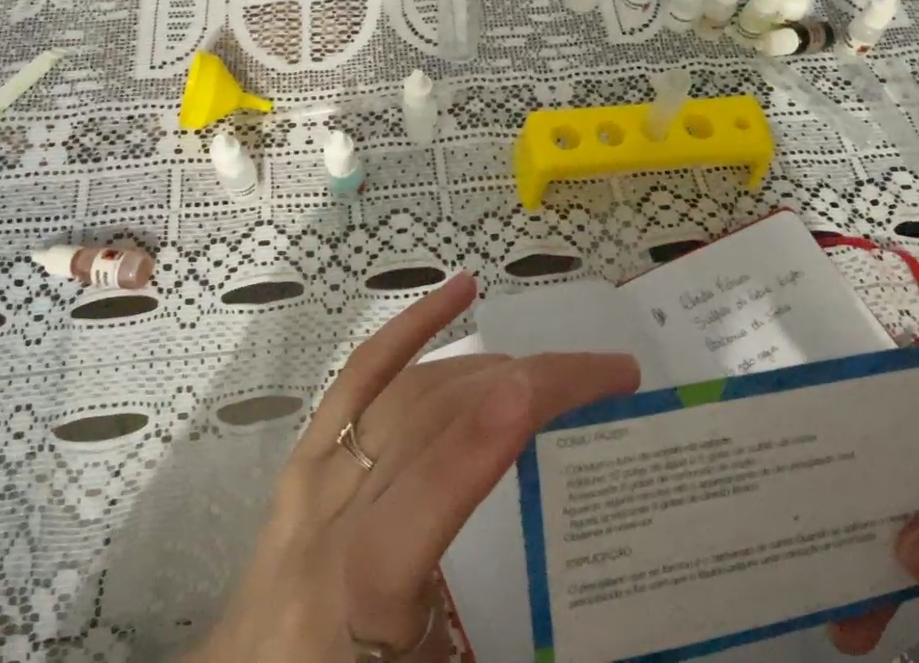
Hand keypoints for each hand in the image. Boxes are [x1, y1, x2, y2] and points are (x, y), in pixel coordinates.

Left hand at [189, 271, 639, 661]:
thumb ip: (504, 629)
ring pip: (413, 388)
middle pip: (436, 415)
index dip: (496, 428)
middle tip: (609, 373)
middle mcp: (337, 509)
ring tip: (559, 366)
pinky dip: (414, 327)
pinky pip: (362, 374)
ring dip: (494, 364)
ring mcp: (318, 467)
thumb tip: (591, 597)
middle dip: (530, 378)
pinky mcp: (309, 449)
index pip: (436, 483)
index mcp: (368, 579)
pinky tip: (460, 291)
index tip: (565, 385)